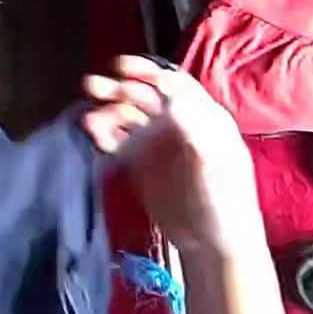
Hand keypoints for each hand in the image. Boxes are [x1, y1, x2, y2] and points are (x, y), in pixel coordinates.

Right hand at [81, 56, 265, 262]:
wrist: (212, 246)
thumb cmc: (224, 201)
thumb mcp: (214, 161)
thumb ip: (192, 125)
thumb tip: (168, 95)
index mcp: (202, 115)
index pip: (172, 84)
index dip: (147, 73)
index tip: (121, 68)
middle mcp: (177, 122)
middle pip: (145, 97)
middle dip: (119, 89)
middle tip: (93, 85)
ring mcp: (157, 141)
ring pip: (127, 117)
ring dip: (107, 112)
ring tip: (88, 117)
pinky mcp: (140, 162)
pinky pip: (118, 141)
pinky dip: (104, 134)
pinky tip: (92, 132)